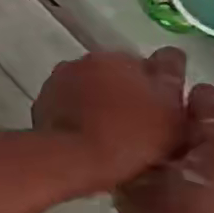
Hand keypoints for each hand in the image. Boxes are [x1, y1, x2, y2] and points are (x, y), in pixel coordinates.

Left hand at [32, 48, 187, 192]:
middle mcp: (87, 61)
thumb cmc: (131, 134)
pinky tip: (85, 130)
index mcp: (121, 58)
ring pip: (88, 84)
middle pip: (115, 72)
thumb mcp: (171, 112)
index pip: (148, 62)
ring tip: (109, 126)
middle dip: (126, 89)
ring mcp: (60, 78)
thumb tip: (169, 57)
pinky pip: (66, 100)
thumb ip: (170, 82)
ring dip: (98, 97)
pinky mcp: (42, 98)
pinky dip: (76, 110)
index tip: (163, 102)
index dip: (159, 83)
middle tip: (138, 118)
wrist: (74, 155)